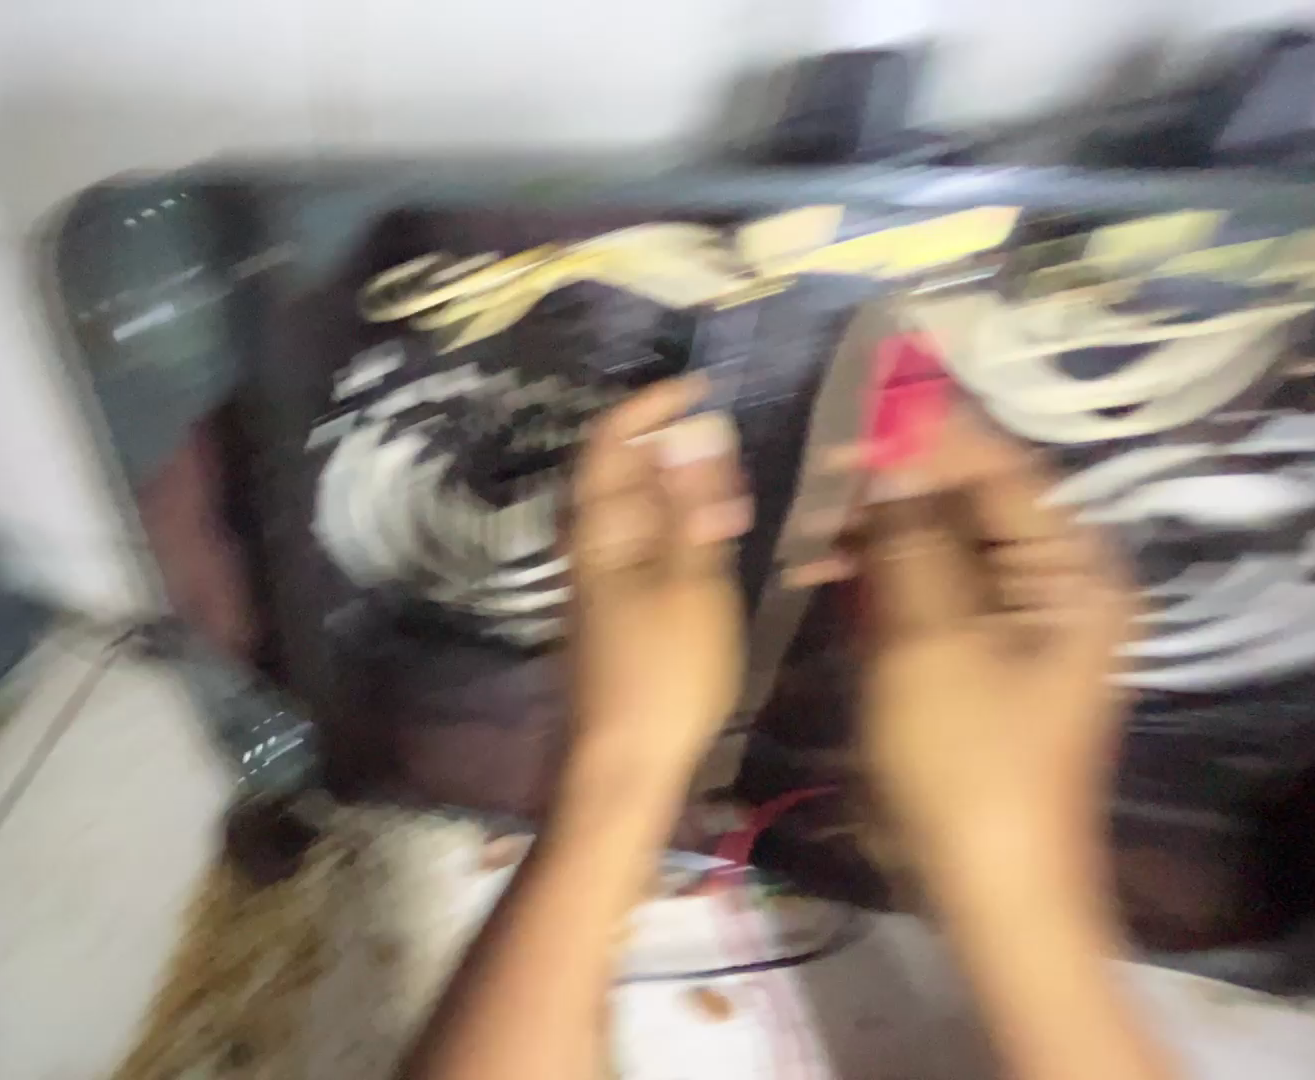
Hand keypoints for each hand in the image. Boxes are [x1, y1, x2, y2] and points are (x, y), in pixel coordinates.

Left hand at [568, 378, 751, 778]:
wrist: (624, 757)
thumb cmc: (664, 672)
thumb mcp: (690, 585)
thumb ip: (690, 510)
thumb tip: (692, 437)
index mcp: (598, 532)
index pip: (608, 445)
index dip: (647, 409)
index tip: (698, 388)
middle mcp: (587, 546)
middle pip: (616, 473)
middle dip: (665, 444)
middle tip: (725, 441)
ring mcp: (597, 578)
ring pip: (631, 509)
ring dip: (672, 484)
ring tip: (726, 483)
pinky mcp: (613, 606)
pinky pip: (640, 543)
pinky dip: (672, 524)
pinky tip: (706, 537)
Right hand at [856, 413, 1134, 865]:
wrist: (975, 870)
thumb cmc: (962, 755)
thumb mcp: (931, 640)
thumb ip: (912, 541)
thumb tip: (892, 457)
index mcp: (1065, 577)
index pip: (999, 475)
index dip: (932, 436)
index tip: (861, 410)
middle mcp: (1039, 586)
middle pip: (962, 506)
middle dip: (891, 486)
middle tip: (820, 472)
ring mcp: (993, 619)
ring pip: (926, 545)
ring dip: (869, 531)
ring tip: (808, 531)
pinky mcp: (952, 647)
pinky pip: (909, 587)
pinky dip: (865, 574)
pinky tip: (815, 574)